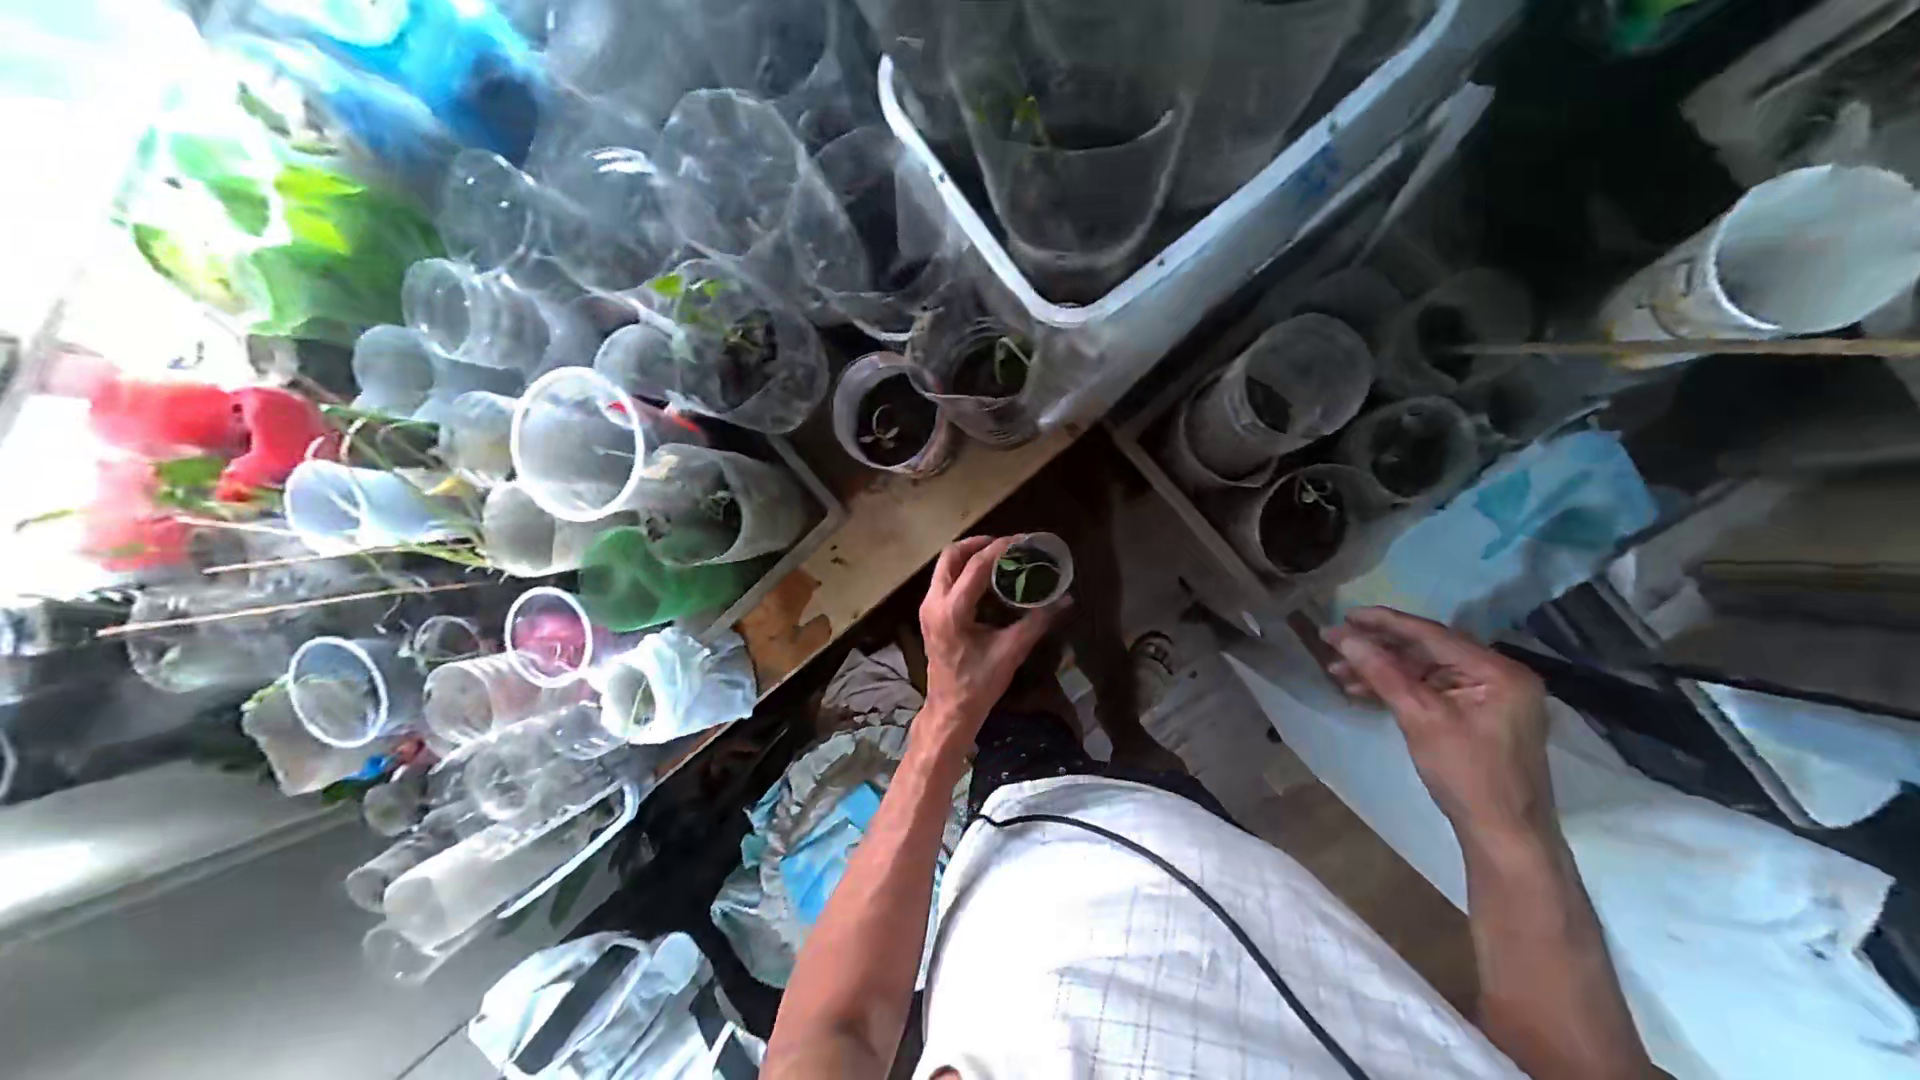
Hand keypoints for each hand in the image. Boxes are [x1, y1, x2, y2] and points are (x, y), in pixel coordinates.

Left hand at [917, 536, 1068, 748]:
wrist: (950, 710)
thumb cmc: (978, 684)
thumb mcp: (1011, 652)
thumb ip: (1037, 622)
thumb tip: (1065, 600)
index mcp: (952, 610)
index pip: (975, 565)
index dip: (1000, 548)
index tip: (1023, 541)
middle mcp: (934, 603)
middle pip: (951, 556)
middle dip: (979, 544)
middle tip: (1007, 546)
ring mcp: (928, 608)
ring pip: (945, 566)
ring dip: (970, 556)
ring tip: (1000, 558)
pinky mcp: (930, 615)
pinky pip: (945, 580)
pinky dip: (964, 571)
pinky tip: (987, 579)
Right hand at [1322, 607, 1554, 844]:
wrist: (1504, 834)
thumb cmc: (1467, 774)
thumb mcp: (1420, 717)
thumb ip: (1381, 671)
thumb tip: (1342, 636)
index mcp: (1497, 671)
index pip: (1431, 634)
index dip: (1384, 623)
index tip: (1344, 615)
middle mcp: (1498, 676)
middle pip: (1426, 650)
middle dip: (1377, 648)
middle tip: (1334, 642)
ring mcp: (1488, 697)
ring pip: (1424, 671)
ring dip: (1381, 670)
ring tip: (1337, 671)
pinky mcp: (1476, 716)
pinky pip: (1430, 690)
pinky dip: (1397, 688)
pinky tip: (1362, 690)